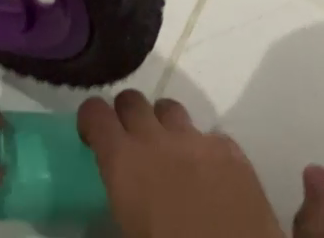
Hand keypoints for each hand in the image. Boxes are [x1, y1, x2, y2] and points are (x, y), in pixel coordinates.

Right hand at [79, 91, 283, 237]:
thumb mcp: (128, 232)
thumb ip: (119, 199)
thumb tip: (120, 196)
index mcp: (123, 161)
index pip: (94, 111)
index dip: (91, 121)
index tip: (94, 139)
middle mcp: (156, 140)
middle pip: (131, 100)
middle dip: (126, 116)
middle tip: (131, 145)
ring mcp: (197, 142)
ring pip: (170, 108)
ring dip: (163, 125)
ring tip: (171, 154)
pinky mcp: (232, 153)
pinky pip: (209, 135)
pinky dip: (204, 149)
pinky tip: (211, 177)